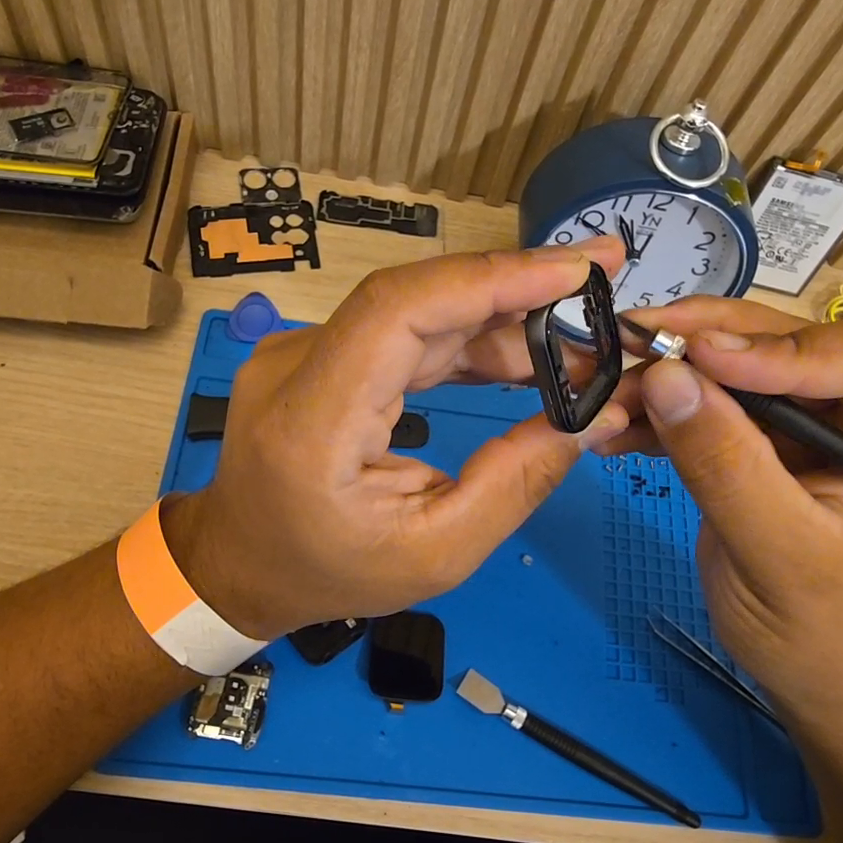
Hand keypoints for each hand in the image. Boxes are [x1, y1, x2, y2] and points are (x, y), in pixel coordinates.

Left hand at [162, 239, 632, 640]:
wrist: (239, 563)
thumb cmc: (328, 572)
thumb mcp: (435, 555)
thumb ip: (514, 483)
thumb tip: (594, 416)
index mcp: (314, 422)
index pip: (398, 312)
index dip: (488, 280)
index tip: (573, 270)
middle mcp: (298, 367)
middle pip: (416, 300)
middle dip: (516, 285)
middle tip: (603, 276)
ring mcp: (303, 354)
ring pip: (416, 312)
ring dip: (502, 316)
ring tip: (582, 329)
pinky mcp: (320, 356)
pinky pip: (403, 334)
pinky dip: (468, 339)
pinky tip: (526, 352)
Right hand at [611, 297, 842, 735]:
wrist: (820, 689)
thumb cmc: (828, 641)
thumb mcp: (781, 559)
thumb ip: (728, 468)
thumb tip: (666, 377)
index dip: (792, 349)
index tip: (702, 355)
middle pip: (801, 347)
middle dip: (714, 341)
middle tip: (634, 338)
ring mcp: (822, 428)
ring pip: (748, 367)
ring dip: (676, 371)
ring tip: (611, 381)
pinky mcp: (772, 444)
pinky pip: (719, 406)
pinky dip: (667, 410)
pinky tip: (619, 423)